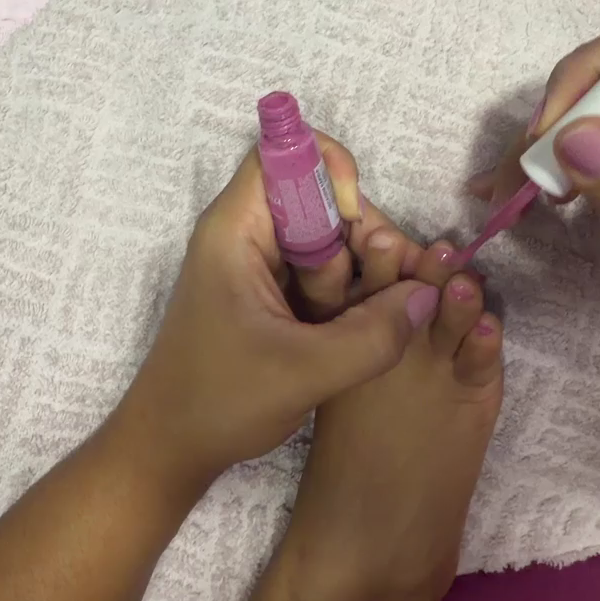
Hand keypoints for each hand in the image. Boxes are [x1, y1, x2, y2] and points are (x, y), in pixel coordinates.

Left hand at [117, 137, 458, 483]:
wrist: (172, 446)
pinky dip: (340, 299)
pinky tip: (343, 337)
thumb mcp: (305, 371)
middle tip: (378, 293)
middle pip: (317, 198)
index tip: (357, 217)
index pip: (281, 154)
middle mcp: (246, 234)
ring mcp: (258, 263)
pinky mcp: (269, 292)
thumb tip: (427, 295)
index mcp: (235, 230)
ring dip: (348, 280)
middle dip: (354, 240)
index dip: (327, 167)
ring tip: (340, 332)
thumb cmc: (220, 400)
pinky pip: (318, 273)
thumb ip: (373, 335)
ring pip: (325, 239)